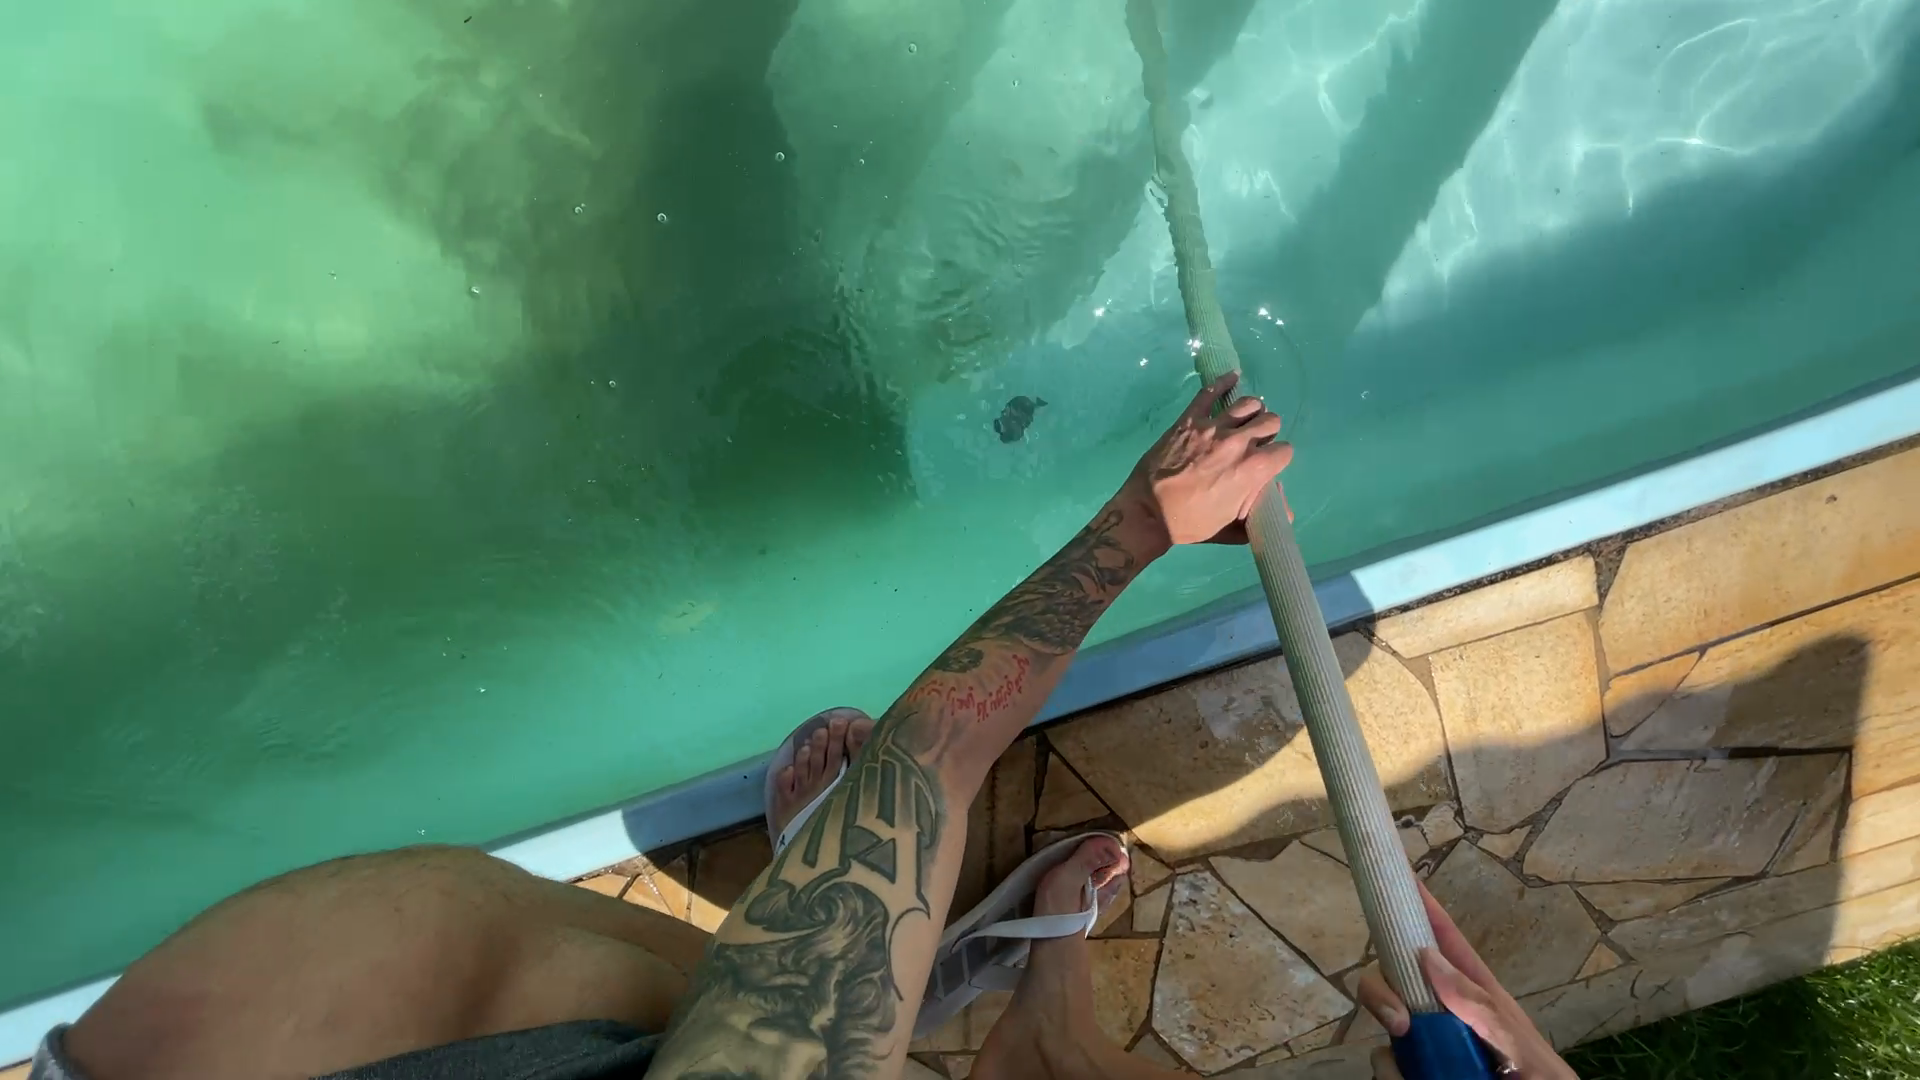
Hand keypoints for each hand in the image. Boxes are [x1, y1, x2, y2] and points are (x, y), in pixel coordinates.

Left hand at [1116, 371, 1292, 546]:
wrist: (1148, 513)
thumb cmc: (1191, 523)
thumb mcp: (1233, 528)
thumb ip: (1262, 515)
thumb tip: (1285, 511)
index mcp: (1254, 469)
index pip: (1284, 451)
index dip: (1276, 459)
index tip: (1265, 464)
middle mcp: (1238, 442)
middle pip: (1269, 422)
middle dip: (1266, 432)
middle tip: (1253, 442)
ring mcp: (1212, 427)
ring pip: (1247, 404)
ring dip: (1250, 412)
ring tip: (1243, 420)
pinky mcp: (1189, 420)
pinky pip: (1209, 392)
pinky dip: (1223, 382)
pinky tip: (1232, 377)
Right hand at [1357, 883, 1576, 1079]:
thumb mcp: (1528, 1053)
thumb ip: (1483, 1008)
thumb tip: (1425, 955)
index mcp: (1475, 994)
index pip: (1441, 936)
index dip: (1417, 901)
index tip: (1392, 868)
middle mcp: (1442, 1012)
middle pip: (1391, 975)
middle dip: (1379, 992)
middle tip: (1398, 1023)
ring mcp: (1427, 1044)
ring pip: (1382, 1020)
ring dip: (1389, 1050)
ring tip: (1411, 1077)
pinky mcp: (1413, 1071)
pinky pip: (1383, 1063)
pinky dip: (1390, 1074)